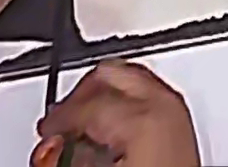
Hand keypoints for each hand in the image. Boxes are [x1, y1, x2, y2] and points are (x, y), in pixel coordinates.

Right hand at [34, 61, 199, 166]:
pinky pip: (145, 91)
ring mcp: (176, 106)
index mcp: (145, 112)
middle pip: (109, 73)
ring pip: (128, 77)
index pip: (88, 100)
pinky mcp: (181, 117)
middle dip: (80, 95)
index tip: (46, 131)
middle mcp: (165, 100)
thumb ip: (73, 153)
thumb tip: (52, 144)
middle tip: (60, 122)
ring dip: (101, 96)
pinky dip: (122, 101)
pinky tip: (109, 128)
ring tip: (82, 126)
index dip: (59, 117)